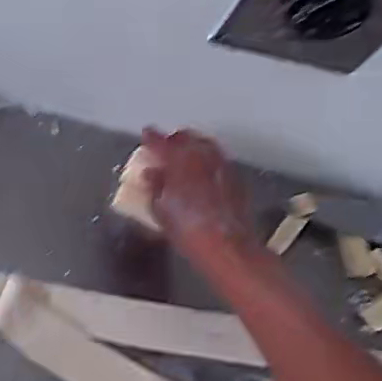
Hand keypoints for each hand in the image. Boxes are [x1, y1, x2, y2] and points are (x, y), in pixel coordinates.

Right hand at [139, 127, 254, 253]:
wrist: (227, 246)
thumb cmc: (187, 229)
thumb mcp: (161, 210)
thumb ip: (154, 186)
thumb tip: (151, 174)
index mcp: (178, 159)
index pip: (159, 141)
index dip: (150, 136)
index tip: (146, 134)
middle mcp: (201, 155)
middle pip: (186, 137)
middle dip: (174, 139)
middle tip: (165, 147)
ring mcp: (222, 163)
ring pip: (205, 145)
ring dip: (193, 147)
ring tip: (185, 158)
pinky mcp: (236, 176)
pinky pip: (218, 159)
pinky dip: (207, 161)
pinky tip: (203, 173)